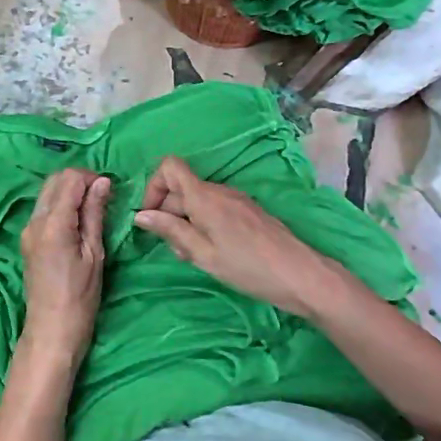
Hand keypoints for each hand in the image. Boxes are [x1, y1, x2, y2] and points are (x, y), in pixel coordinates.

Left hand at [18, 168, 111, 366]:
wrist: (52, 329)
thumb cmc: (80, 296)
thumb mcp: (95, 254)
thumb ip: (95, 214)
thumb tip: (103, 182)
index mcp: (53, 224)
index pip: (69, 179)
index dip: (91, 177)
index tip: (109, 190)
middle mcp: (34, 221)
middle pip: (55, 180)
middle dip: (79, 181)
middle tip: (102, 197)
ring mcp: (28, 229)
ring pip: (47, 192)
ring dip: (69, 191)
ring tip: (92, 208)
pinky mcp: (28, 239)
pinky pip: (44, 208)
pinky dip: (61, 204)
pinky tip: (78, 220)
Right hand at [132, 156, 353, 319]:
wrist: (299, 274)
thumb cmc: (247, 267)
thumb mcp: (203, 254)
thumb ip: (172, 231)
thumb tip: (141, 215)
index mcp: (205, 197)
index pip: (170, 166)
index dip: (154, 186)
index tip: (151, 217)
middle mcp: (219, 190)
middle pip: (182, 187)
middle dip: (168, 212)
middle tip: (173, 249)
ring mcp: (236, 199)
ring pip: (197, 200)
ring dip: (186, 221)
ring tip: (193, 255)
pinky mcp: (247, 210)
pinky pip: (215, 207)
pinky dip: (203, 223)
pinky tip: (212, 251)